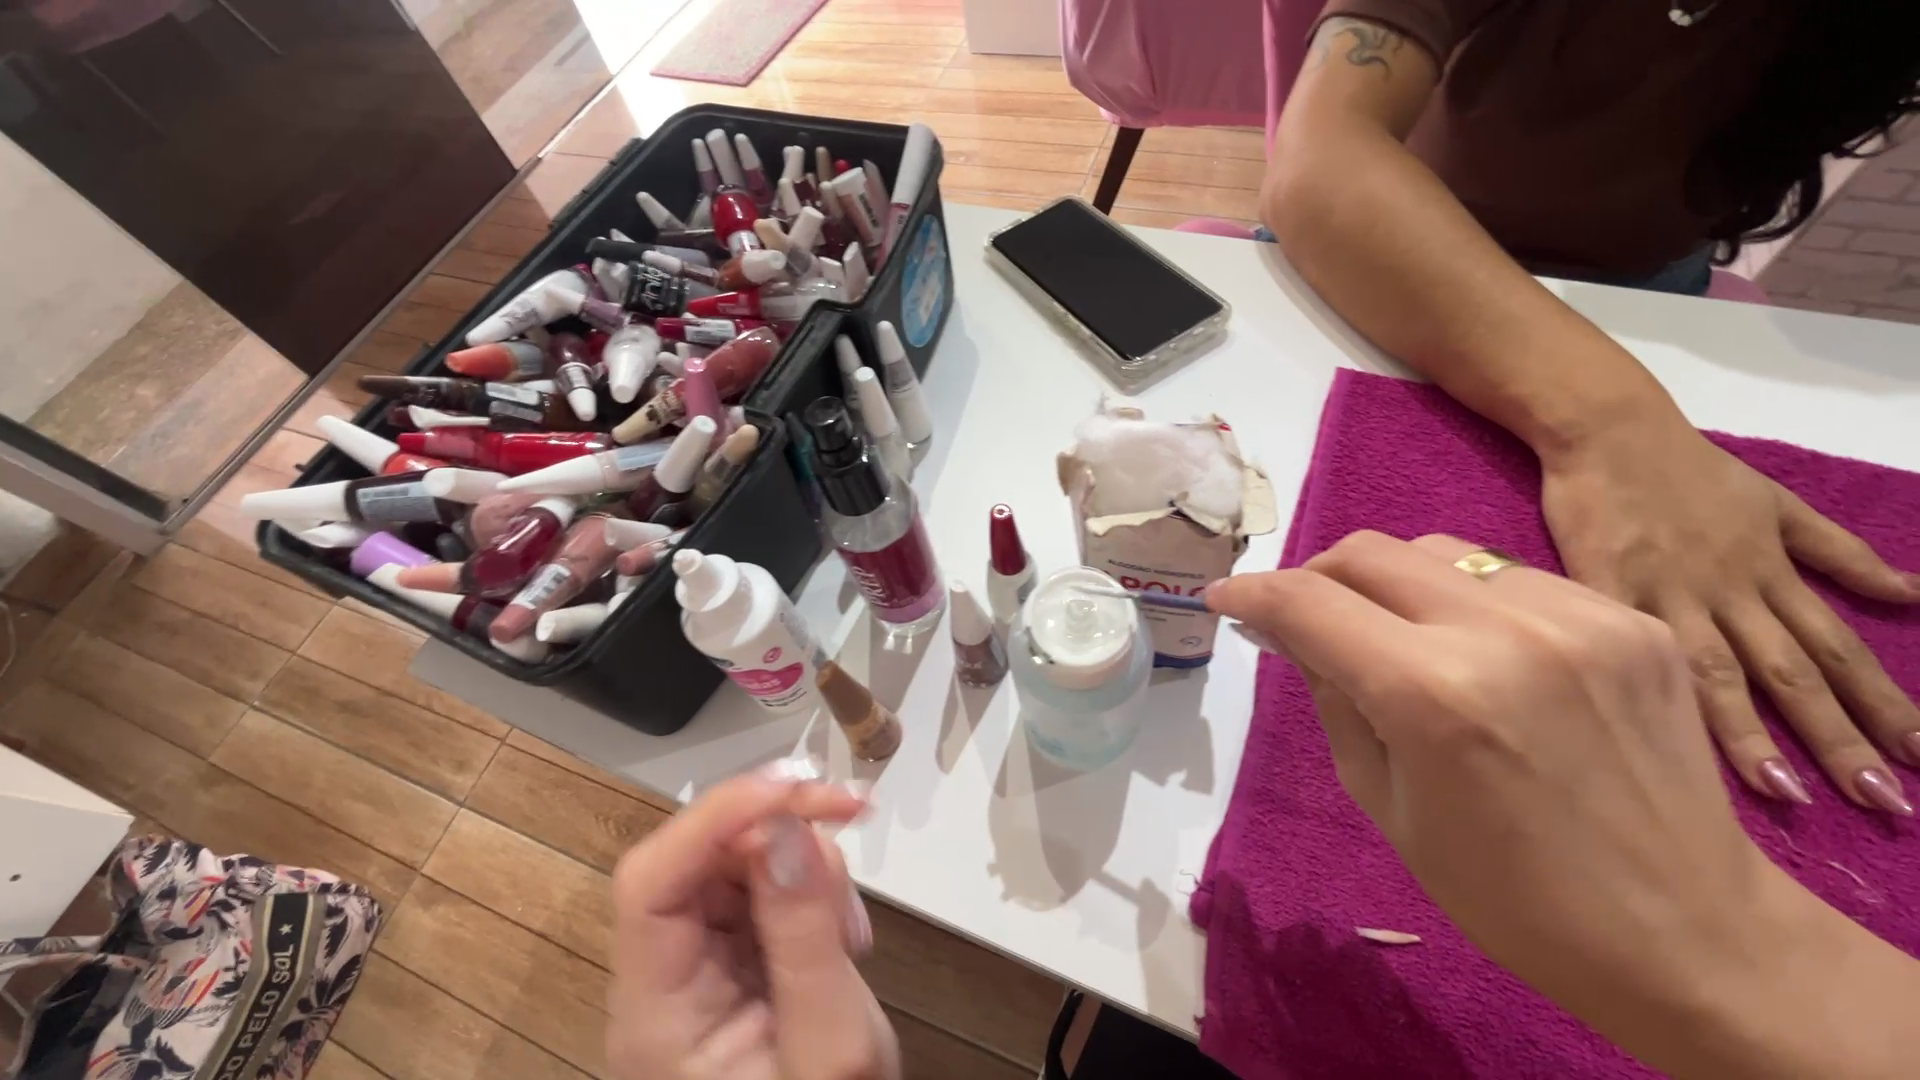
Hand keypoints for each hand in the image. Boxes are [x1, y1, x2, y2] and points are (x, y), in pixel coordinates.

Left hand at [607, 763, 897, 1079]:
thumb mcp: (832, 1048)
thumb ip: (806, 937)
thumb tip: (790, 827)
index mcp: (656, 1015)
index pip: (651, 882)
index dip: (716, 817)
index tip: (799, 788)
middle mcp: (660, 981)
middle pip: (695, 862)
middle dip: (775, 830)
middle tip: (853, 819)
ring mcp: (694, 971)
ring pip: (732, 867)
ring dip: (801, 865)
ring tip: (852, 930)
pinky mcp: (729, 964)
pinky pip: (759, 894)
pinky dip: (808, 891)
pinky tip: (842, 936)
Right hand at [1207, 534, 1919, 1078]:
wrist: (1688, 934)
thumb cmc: (1506, 893)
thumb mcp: (1382, 799)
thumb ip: (1331, 694)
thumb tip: (1289, 630)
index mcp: (1432, 695)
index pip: (1309, 603)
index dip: (1252, 592)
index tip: (1225, 597)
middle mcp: (1504, 633)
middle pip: (1368, 552)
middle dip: (1315, 577)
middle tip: (1303, 617)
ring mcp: (1579, 617)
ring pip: (1438, 550)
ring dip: (1389, 583)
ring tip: (1391, 633)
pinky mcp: (1628, 620)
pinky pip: (1509, 577)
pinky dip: (1464, 600)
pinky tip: (1475, 650)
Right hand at [1541, 416, 1919, 814]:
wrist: (1608, 435)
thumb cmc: (1686, 469)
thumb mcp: (1776, 501)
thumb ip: (1834, 551)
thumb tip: (1911, 596)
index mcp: (1770, 572)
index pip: (1839, 649)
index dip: (1885, 705)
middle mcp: (1730, 591)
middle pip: (1793, 673)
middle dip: (1839, 738)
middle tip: (1885, 805)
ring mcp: (1665, 593)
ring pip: (1720, 670)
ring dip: (1754, 731)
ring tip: (1788, 791)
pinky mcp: (1604, 588)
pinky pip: (1635, 642)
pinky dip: (1656, 681)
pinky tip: (1664, 722)